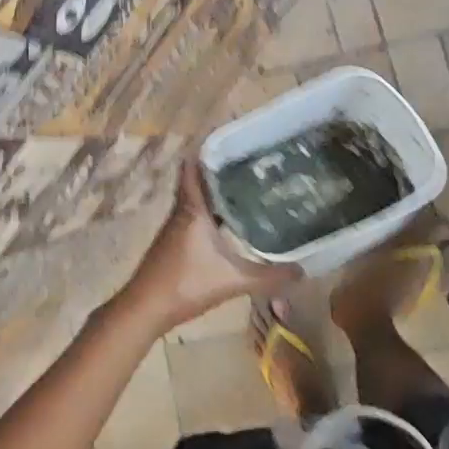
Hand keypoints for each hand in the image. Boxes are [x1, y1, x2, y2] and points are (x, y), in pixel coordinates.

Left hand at [122, 160, 299, 331]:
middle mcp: (182, 211)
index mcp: (192, 209)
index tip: (230, 139)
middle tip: (249, 162)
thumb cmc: (186, 284)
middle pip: (198, 181)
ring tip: (245, 186)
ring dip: (215, 192)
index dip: (207, 149)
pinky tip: (228, 223)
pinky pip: (194, 215)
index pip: (194, 167)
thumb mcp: (234, 280)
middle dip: (220, 170)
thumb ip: (269, 276)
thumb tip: (303, 270)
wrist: (145, 308)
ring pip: (196, 199)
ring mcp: (175, 227)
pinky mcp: (174, 242)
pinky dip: (210, 212)